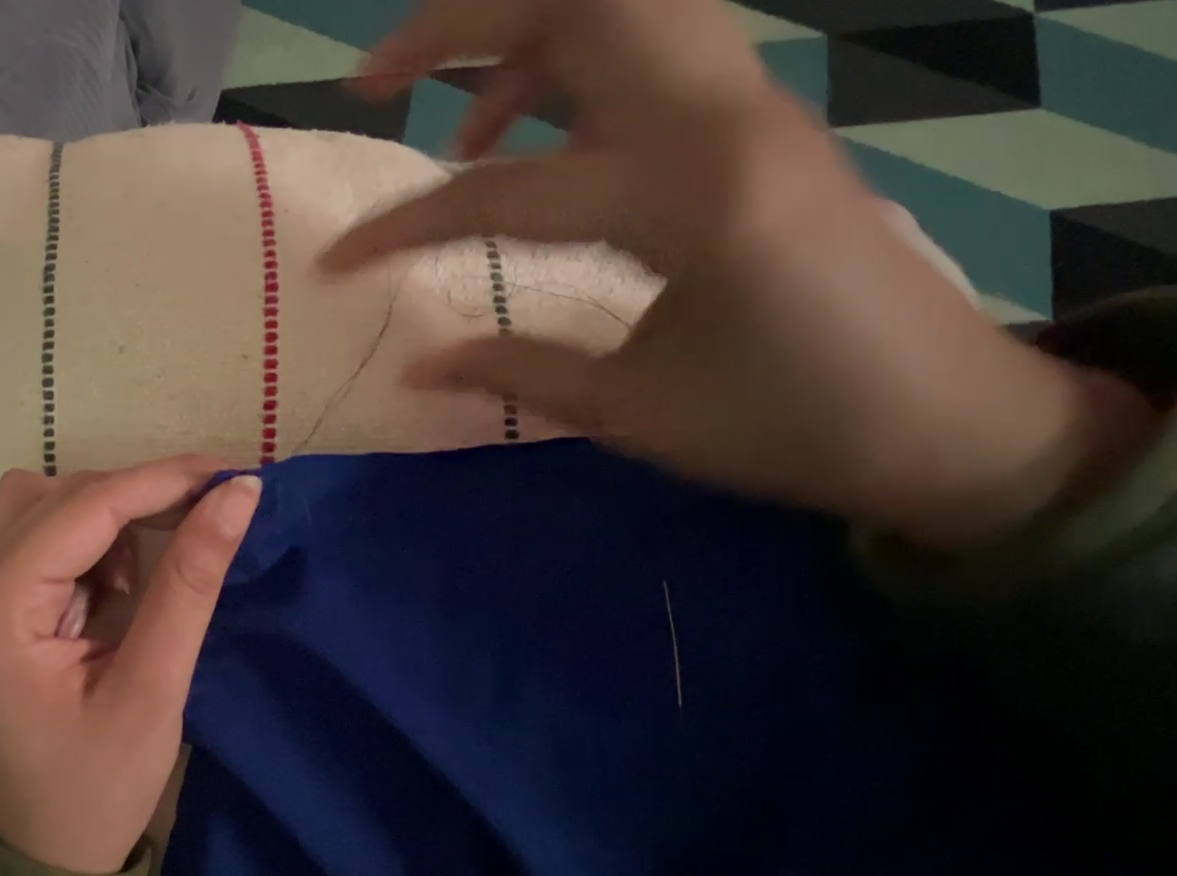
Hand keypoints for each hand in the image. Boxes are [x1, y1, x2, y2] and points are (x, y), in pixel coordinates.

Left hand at [0, 458, 260, 875]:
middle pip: (56, 495)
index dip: (164, 480)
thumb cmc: (99, 789)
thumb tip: (239, 495)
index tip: (234, 474)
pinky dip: (88, 545)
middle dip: (136, 498)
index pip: (86, 506)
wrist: (41, 858)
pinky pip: (39, 540)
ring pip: (42, 507)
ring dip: (106, 518)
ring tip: (148, 574)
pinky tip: (117, 592)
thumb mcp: (154, 687)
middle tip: (204, 521)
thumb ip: (191, 583)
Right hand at [330, 0, 1158, 549]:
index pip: (504, 192)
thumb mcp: (633, 412)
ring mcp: (752, 101)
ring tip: (456, 111)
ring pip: (623, 4)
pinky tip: (538, 137)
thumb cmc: (785, 428)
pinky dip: (578, 65)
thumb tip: (415, 365)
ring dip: (522, 31)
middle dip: (456, 21)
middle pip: (576, 3)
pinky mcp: (759, 115)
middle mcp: (723, 116)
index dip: (403, 228)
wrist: (945, 418)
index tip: (334, 264)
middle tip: (375, 79)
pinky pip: (656, 46)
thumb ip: (514, 369)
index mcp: (688, 199)